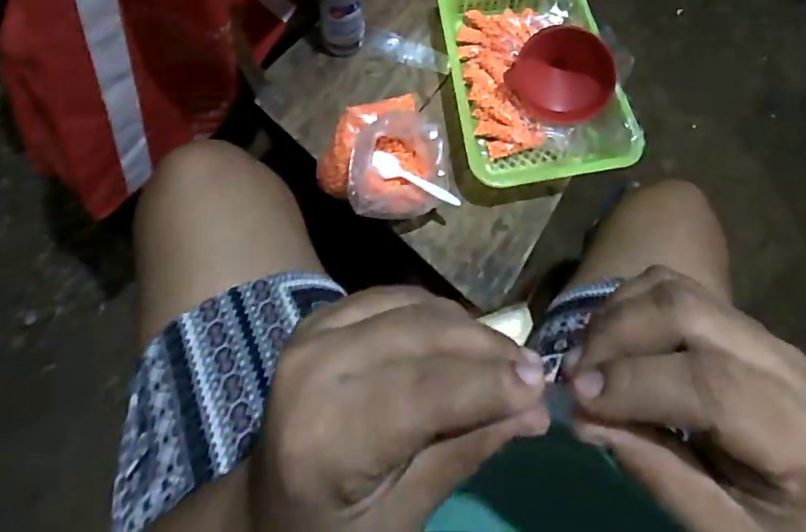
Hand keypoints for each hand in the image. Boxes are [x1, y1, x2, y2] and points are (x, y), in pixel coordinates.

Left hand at [251, 286, 550, 530]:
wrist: (265, 503)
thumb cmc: (335, 527)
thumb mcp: (402, 514)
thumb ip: (466, 451)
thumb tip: (535, 410)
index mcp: (323, 437)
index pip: (421, 393)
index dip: (486, 383)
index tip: (540, 383)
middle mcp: (313, 368)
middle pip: (423, 338)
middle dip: (486, 350)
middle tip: (533, 371)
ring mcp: (315, 331)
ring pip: (416, 308)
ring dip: (468, 330)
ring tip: (505, 359)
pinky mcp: (324, 313)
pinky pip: (399, 297)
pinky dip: (438, 315)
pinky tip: (462, 341)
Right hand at [564, 266, 805, 531]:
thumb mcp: (722, 531)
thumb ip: (657, 472)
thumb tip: (583, 418)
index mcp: (800, 434)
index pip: (711, 382)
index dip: (636, 380)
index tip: (577, 396)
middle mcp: (785, 364)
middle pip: (688, 311)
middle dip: (618, 333)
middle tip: (571, 373)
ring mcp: (761, 333)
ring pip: (676, 287)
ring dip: (619, 313)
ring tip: (584, 356)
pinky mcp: (738, 320)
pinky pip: (676, 286)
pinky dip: (632, 302)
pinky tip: (610, 338)